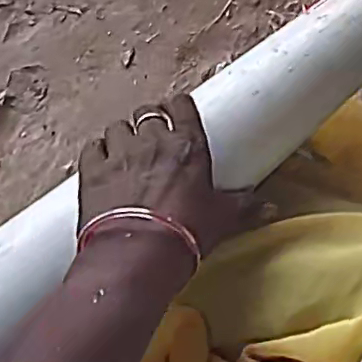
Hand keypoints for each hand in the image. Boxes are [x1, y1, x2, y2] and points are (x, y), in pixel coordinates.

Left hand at [79, 95, 244, 257]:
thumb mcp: (222, 217)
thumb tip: (269, 209)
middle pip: (148, 113)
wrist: (136, 256)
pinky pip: (92, 148)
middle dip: (150, 120)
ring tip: (127, 149)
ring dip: (123, 135)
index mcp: (189, 144)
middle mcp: (154, 141)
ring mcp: (120, 154)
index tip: (179, 112)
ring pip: (118, 127)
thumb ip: (244, 207)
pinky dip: (97, 152)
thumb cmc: (185, 231)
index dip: (179, 106)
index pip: (182, 105)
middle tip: (154, 135)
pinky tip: (102, 162)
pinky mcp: (92, 173)